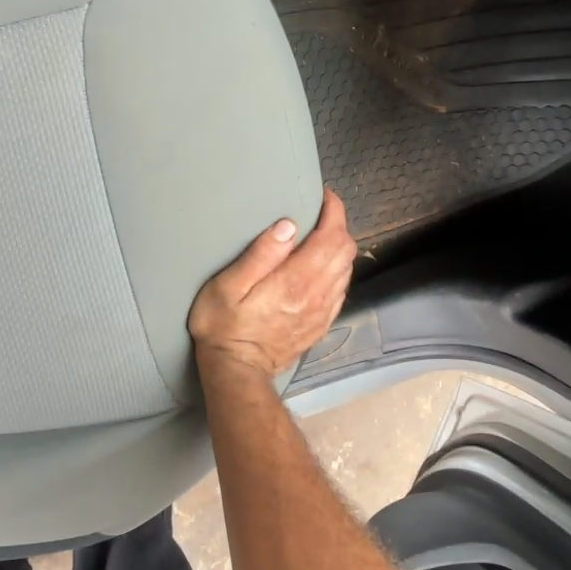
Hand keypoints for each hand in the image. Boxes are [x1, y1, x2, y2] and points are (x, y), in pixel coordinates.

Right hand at [189, 191, 356, 382]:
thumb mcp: (228, 287)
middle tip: (317, 213)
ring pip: (346, 270)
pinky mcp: (320, 324)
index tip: (324, 196)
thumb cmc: (223, 326)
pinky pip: (340, 290)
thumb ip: (260, 255)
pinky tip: (319, 268)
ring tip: (318, 236)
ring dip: (338, 248)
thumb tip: (288, 225)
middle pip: (345, 251)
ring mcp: (322, 312)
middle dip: (337, 225)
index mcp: (296, 281)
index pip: (332, 237)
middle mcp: (317, 295)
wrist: (236, 373)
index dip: (334, 211)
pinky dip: (336, 270)